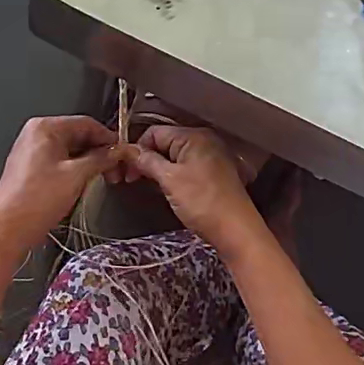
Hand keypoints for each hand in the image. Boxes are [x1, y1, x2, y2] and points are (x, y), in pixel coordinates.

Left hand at [0, 116, 121, 250]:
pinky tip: (86, 182)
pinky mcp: (32, 168)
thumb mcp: (76, 176)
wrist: (9, 227)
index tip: (123, 151)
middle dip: (99, 152)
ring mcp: (32, 151)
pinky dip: (76, 169)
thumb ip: (100, 159)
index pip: (85, 123)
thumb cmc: (35, 200)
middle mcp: (36, 135)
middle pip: (78, 135)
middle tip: (116, 169)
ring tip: (104, 178)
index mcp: (44, 128)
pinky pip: (60, 161)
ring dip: (89, 162)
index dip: (108, 137)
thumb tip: (116, 152)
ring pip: (70, 150)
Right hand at [120, 125, 267, 249]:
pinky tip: (167, 188)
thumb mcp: (169, 180)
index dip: (137, 149)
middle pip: (164, 142)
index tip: (126, 170)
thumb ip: (146, 161)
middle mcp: (204, 141)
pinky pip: (185, 166)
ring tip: (148, 185)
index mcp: (194, 136)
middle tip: (132, 178)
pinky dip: (173, 174)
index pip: (154, 132)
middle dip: (146, 159)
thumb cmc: (203, 203)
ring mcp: (211, 157)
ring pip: (174, 155)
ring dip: (158, 168)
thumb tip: (128, 151)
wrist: (237, 232)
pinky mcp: (214, 173)